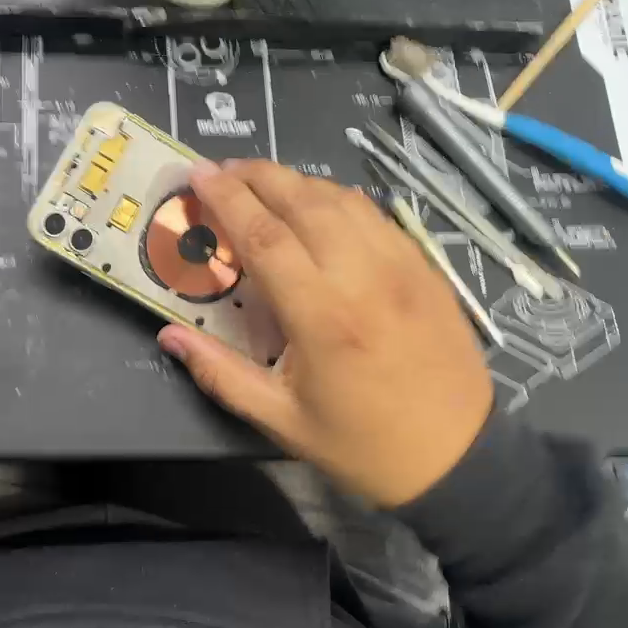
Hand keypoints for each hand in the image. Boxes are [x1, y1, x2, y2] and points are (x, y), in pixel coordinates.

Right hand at [157, 159, 492, 507]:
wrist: (458, 458)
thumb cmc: (362, 445)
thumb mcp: (280, 418)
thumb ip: (219, 372)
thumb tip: (169, 336)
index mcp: (323, 315)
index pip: (265, 235)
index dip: (227, 199)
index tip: (197, 175)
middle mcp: (363, 276)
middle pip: (304, 200)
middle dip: (257, 175)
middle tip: (222, 168)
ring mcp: (401, 265)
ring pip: (342, 199)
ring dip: (296, 182)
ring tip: (261, 183)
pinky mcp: (424, 268)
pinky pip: (374, 215)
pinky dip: (336, 199)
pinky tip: (316, 207)